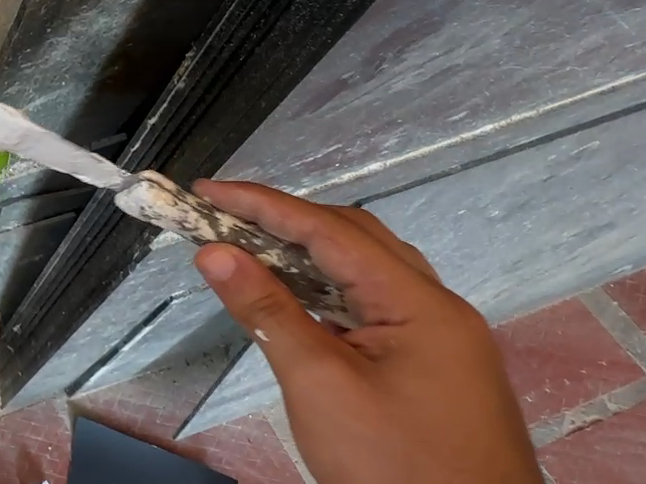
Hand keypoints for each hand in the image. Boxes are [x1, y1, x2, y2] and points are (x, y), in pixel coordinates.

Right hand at [192, 180, 539, 483]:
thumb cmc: (394, 467)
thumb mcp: (318, 384)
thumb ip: (265, 309)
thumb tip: (212, 251)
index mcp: (420, 305)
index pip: (328, 230)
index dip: (260, 203)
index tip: (203, 190)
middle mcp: (438, 310)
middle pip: (352, 237)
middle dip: (283, 218)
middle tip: (222, 216)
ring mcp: (441, 341)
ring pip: (363, 268)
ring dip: (304, 249)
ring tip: (246, 246)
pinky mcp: (433, 368)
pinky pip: (371, 301)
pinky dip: (324, 284)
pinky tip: (292, 294)